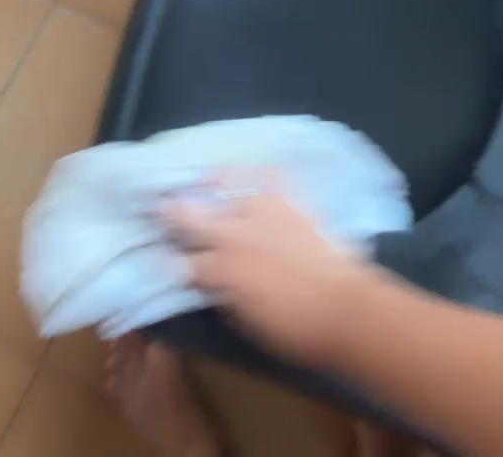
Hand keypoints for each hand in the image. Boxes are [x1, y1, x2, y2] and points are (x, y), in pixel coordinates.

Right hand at [163, 175, 379, 363]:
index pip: (184, 261)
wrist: (344, 307)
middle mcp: (232, 234)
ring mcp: (260, 210)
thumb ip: (224, 296)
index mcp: (220, 269)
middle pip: (191, 216)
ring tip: (200, 178)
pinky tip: (246, 173)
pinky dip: (254, 175)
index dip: (171, 259)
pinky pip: (265, 176)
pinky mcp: (287, 199)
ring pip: (224, 187)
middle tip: (159, 204)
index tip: (162, 255)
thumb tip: (213, 283)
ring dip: (209, 186)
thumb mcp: (247, 322)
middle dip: (172, 212)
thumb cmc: (295, 329)